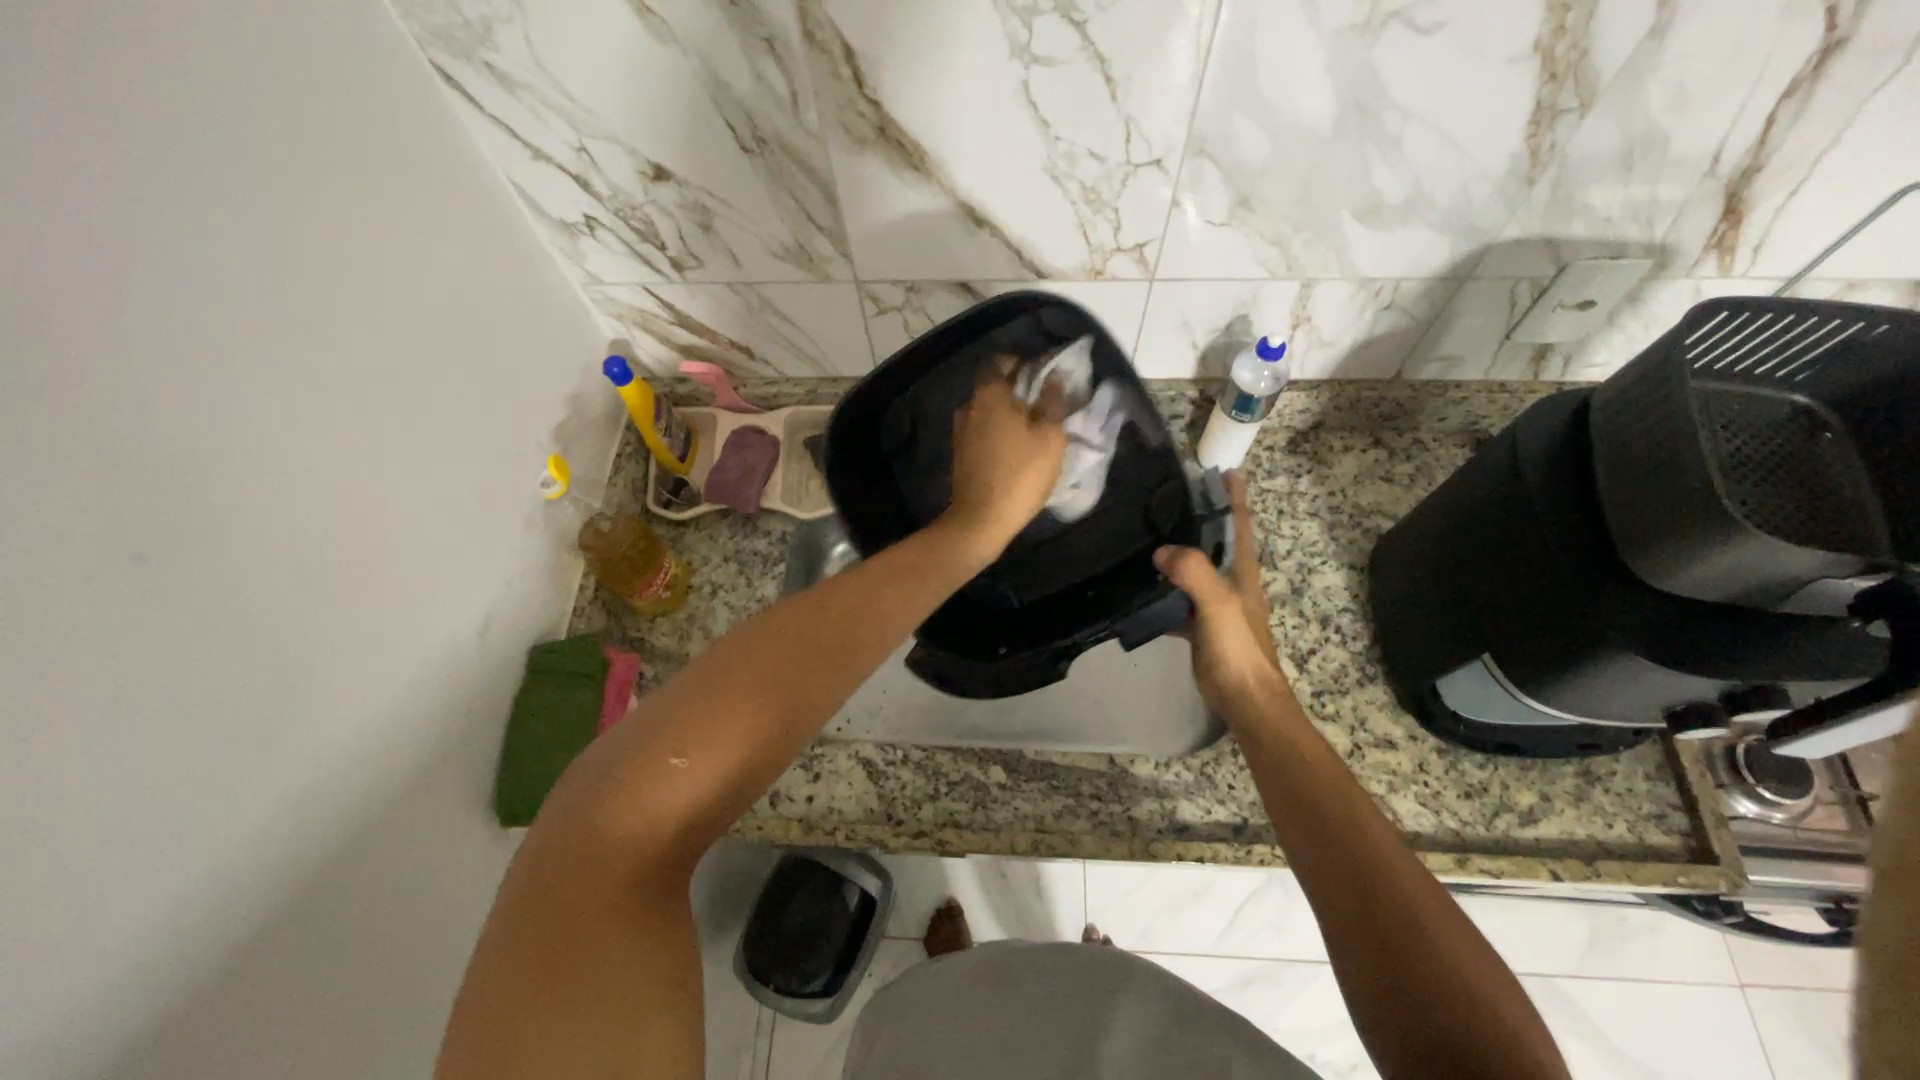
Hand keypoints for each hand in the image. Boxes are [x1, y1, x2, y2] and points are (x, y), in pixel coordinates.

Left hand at [942, 357, 1068, 554]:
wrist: (980, 520)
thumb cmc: (1020, 474)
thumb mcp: (1050, 437)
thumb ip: (1053, 402)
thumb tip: (1055, 377)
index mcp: (989, 394)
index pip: (998, 362)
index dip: (1018, 362)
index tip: (1039, 373)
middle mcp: (969, 406)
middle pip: (992, 386)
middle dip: (1015, 389)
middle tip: (1042, 402)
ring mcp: (960, 431)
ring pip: (986, 411)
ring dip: (1006, 413)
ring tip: (1031, 427)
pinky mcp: (960, 454)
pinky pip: (981, 431)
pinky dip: (996, 431)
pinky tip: (1014, 448)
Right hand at [1153, 473, 1286, 715]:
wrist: (1247, 701)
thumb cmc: (1238, 650)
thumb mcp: (1219, 604)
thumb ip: (1193, 572)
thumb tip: (1162, 552)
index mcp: (1241, 572)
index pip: (1238, 524)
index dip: (1233, 496)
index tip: (1222, 469)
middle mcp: (1232, 583)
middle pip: (1216, 542)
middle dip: (1200, 518)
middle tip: (1170, 496)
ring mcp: (1217, 606)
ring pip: (1196, 571)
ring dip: (1178, 554)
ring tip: (1149, 536)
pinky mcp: (1202, 628)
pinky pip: (1180, 601)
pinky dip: (1164, 593)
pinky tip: (1142, 591)